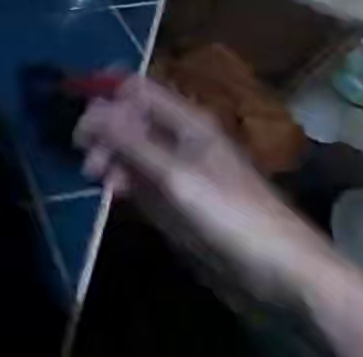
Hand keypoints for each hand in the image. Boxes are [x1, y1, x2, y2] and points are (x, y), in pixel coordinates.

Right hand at [74, 75, 337, 297]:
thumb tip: (91, 107)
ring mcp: (175, 168)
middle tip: (84, 153)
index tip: (76, 106)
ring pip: (128, 147)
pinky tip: (113, 192)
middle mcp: (177, 137)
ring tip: (97, 177)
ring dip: (108, 156)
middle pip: (127, 117)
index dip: (106, 91)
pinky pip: (137, 176)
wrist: (286, 276)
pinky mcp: (175, 197)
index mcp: (185, 121)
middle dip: (102, 130)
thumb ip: (131, 141)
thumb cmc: (233, 215)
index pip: (136, 87)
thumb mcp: (176, 176)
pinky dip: (121, 179)